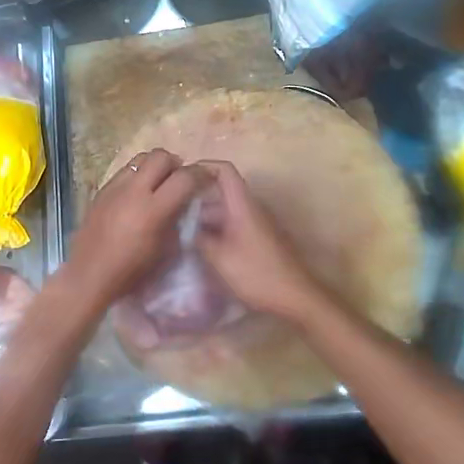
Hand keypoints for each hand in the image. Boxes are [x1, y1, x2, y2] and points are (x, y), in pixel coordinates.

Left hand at [64, 149, 202, 305]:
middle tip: (181, 179)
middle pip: (161, 156)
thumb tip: (185, 203)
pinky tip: (138, 196)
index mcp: (154, 209)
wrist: (90, 277)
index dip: (201, 174)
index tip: (208, 178)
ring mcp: (114, 188)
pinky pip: (125, 172)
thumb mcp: (167, 249)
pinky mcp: (101, 191)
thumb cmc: (133, 271)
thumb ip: (178, 219)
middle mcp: (134, 191)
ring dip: (156, 166)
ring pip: (141, 158)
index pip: (185, 177)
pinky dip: (138, 176)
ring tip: (159, 184)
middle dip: (176, 164)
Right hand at [193, 161, 327, 323]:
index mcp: (243, 205)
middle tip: (168, 214)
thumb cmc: (256, 274)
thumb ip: (198, 238)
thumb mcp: (220, 257)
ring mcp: (257, 225)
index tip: (180, 179)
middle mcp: (251, 209)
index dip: (203, 167)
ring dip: (203, 220)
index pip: (225, 170)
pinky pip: (233, 227)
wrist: (295, 296)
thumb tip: (183, 226)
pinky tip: (199, 249)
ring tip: (177, 234)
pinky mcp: (259, 240)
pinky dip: (215, 232)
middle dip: (195, 201)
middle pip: (221, 193)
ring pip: (225, 212)